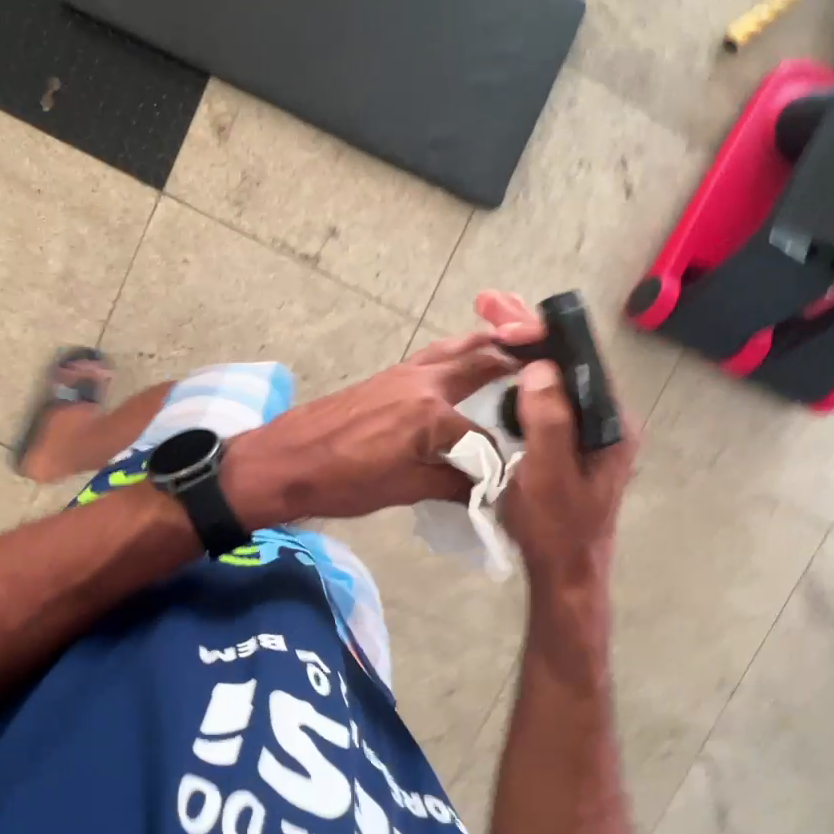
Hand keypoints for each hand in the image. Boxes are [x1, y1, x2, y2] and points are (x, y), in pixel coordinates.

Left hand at [223, 331, 517, 525]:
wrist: (284, 461)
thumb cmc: (342, 481)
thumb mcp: (402, 490)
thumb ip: (448, 483)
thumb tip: (481, 488)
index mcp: (431, 414)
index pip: (482, 436)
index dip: (498, 457)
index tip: (513, 470)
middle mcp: (422, 384)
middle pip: (479, 360)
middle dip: (515, 354)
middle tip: (548, 350)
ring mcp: (401, 375)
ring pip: (453, 350)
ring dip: (484, 345)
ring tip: (514, 343)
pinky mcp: (384, 378)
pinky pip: (431, 358)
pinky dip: (455, 356)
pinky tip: (462, 369)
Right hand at [484, 293, 637, 583]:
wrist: (564, 574)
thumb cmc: (556, 527)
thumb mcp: (549, 475)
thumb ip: (550, 420)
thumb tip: (540, 366)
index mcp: (609, 422)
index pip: (578, 359)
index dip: (541, 331)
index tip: (502, 315)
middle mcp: (603, 420)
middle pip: (567, 360)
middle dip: (529, 328)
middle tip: (488, 302)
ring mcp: (586, 432)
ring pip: (555, 376)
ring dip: (524, 346)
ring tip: (491, 322)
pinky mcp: (568, 444)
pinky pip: (547, 397)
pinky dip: (522, 374)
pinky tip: (502, 367)